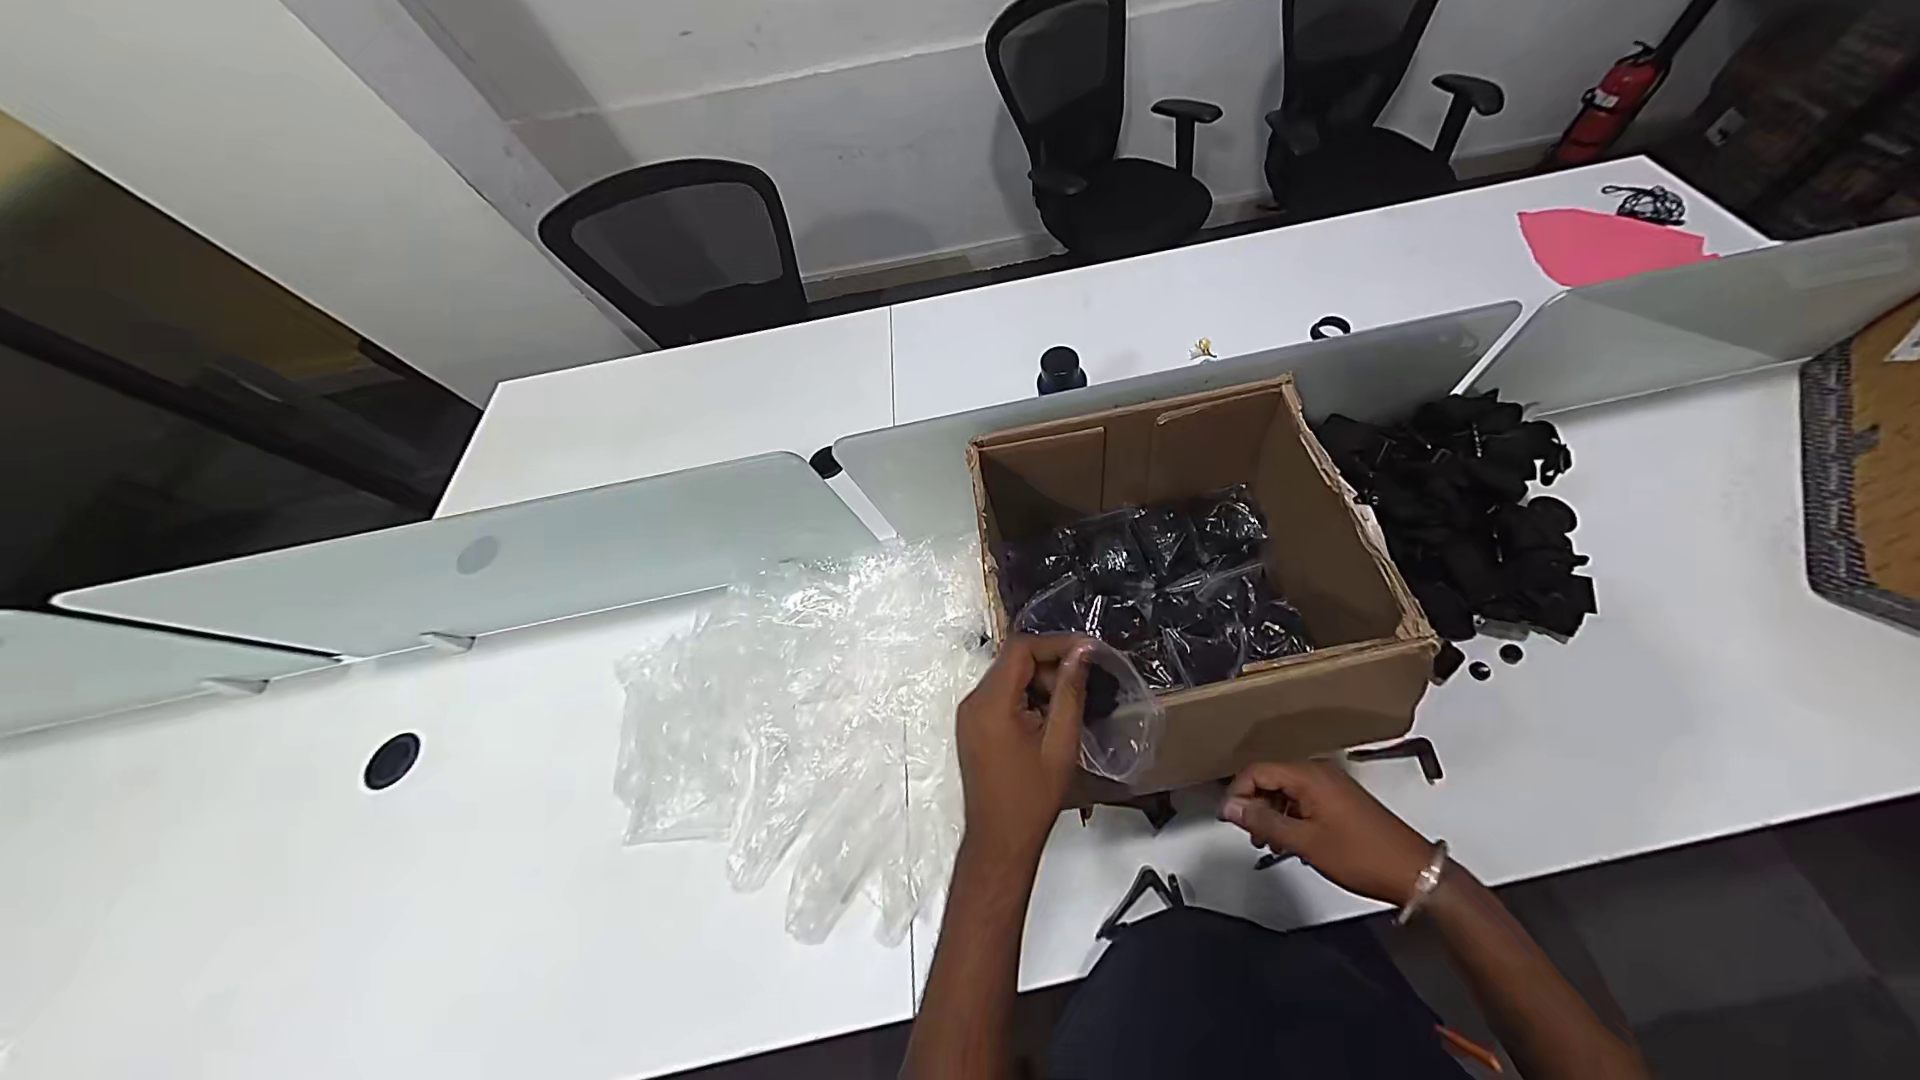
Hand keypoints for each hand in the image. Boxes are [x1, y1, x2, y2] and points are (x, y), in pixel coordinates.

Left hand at [956, 634, 1093, 869]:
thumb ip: (1070, 691)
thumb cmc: (1032, 797)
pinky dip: (1025, 698)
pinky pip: (1000, 696)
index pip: (1020, 649)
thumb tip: (1082, 652)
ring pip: (1008, 678)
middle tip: (1079, 687)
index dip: (1056, 644)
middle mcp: (973, 701)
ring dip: (1038, 683)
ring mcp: (969, 714)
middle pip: (1012, 661)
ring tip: (1064, 710)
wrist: (1000, 839)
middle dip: (1049, 666)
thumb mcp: (1060, 741)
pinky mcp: (972, 725)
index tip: (1087, 651)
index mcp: (991, 703)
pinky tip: (1046, 721)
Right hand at [1219, 760, 1434, 905]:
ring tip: (1272, 842)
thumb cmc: (1365, 856)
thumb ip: (1263, 821)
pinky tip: (1292, 840)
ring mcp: (1331, 785)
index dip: (1238, 794)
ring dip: (1272, 813)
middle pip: (1270, 778)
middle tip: (1252, 833)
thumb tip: (1231, 807)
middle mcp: (1319, 773)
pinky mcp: (1340, 799)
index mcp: (1309, 775)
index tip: (1232, 819)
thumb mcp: (1305, 842)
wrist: (1415, 874)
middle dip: (1255, 805)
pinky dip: (1290, 816)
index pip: (1256, 771)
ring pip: (1285, 790)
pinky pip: (1302, 798)